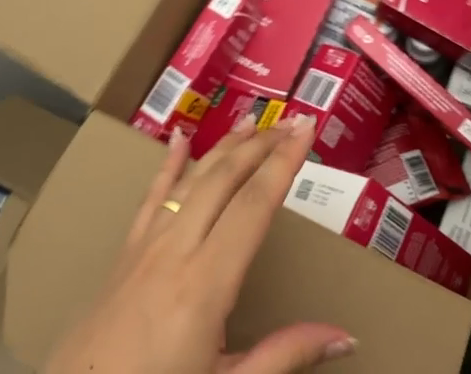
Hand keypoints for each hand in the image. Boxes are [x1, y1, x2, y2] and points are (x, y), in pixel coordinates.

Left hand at [45, 115, 354, 373]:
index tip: (306, 130)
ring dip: (223, 147)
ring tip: (251, 121)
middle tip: (293, 121)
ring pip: (190, 180)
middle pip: (223, 180)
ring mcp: (145, 248)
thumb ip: (284, 355)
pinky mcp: (125, 255)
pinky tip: (178, 138)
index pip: (253, 206)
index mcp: (205, 284)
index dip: (283, 164)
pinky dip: (168, 165)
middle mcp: (175, 252)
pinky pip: (151, 198)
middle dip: (260, 145)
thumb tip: (345, 335)